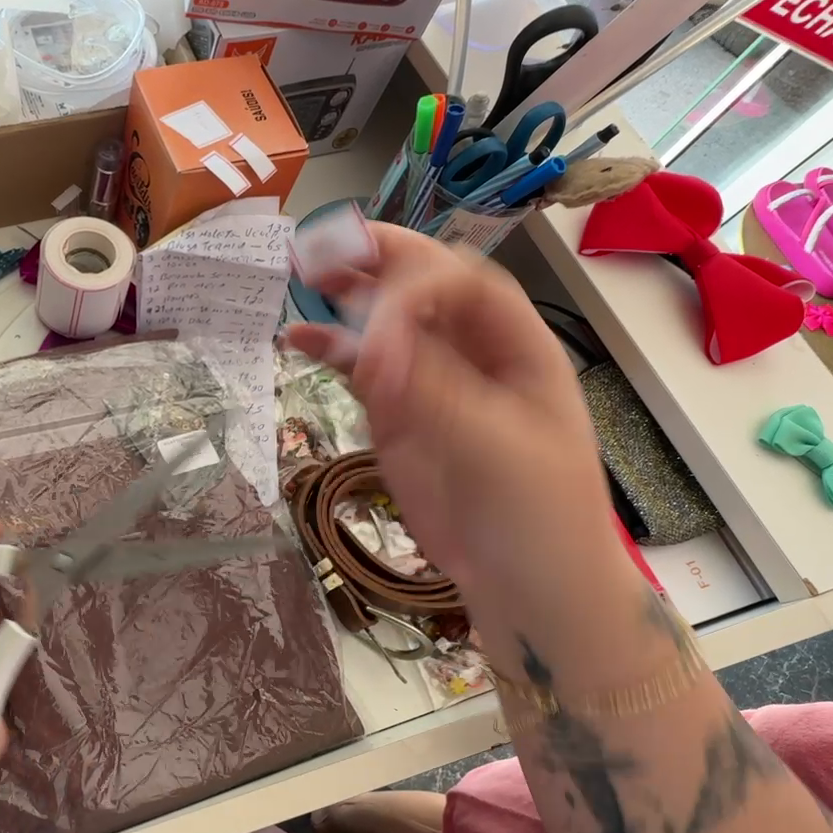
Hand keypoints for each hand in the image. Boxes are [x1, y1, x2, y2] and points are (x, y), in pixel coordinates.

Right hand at [286, 207, 631, 623]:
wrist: (524, 582)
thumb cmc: (534, 513)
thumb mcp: (494, 447)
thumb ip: (434, 391)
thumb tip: (369, 351)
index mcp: (514, 344)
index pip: (461, 285)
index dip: (412, 290)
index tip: (371, 332)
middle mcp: (469, 350)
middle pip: (423, 286)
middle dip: (375, 262)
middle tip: (321, 250)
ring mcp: (427, 381)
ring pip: (384, 322)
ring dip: (346, 295)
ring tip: (302, 275)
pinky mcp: (395, 413)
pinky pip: (358, 369)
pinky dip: (329, 350)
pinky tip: (297, 338)